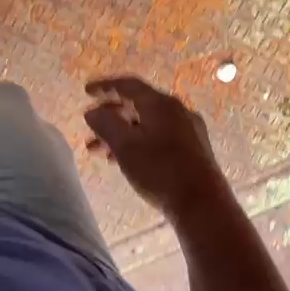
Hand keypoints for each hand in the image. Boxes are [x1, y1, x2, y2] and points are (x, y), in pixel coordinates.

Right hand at [83, 76, 226, 215]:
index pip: (128, 85)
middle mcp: (177, 111)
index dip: (105, 87)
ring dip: (122, 133)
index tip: (86, 92)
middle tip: (91, 126)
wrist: (202, 205)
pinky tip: (126, 160)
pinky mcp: (194, 149)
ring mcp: (188, 130)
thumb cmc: (160, 171)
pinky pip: (159, 136)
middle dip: (111, 115)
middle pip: (138, 104)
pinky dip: (138, 142)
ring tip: (101, 151)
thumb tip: (92, 112)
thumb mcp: (125, 146)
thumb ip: (105, 124)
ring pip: (147, 123)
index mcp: (160, 104)